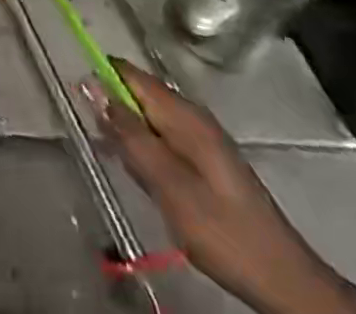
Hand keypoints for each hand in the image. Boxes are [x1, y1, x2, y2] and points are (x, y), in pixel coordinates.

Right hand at [94, 60, 355, 313]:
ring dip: (125, 135)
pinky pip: (159, 141)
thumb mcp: (166, 181)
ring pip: (145, 120)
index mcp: (185, 117)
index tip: (73, 92)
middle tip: (98, 140)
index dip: (99, 75)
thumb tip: (92, 86)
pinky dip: (142, 152)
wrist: (281, 280)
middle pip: (137, 95)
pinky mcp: (202, 162)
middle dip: (110, 110)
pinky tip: (138, 175)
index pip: (131, 75)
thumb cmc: (219, 228)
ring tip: (117, 161)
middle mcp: (192, 119)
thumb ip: (128, 132)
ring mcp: (199, 140)